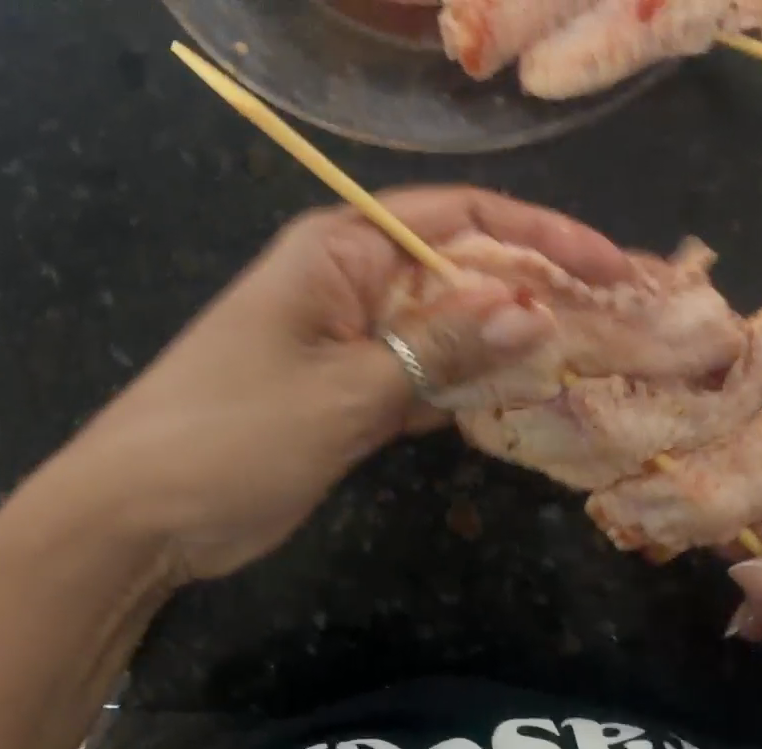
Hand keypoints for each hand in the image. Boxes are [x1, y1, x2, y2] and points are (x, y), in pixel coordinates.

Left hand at [35, 186, 629, 583]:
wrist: (138, 516)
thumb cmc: (229, 438)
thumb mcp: (342, 392)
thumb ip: (437, 349)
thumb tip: (534, 307)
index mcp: (336, 252)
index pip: (457, 219)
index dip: (541, 237)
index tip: (614, 269)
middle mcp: (346, 286)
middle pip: (459, 274)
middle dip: (537, 295)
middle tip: (623, 323)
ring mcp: (346, 346)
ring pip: (445, 334)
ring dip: (508, 349)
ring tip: (593, 364)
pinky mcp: (345, 401)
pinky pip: (420, 383)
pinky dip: (465, 394)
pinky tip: (522, 406)